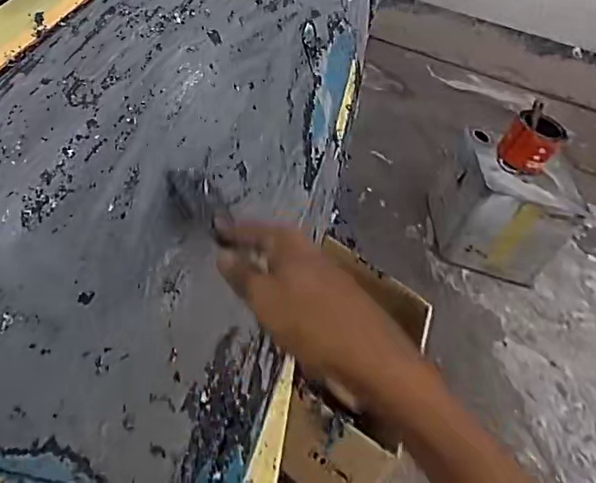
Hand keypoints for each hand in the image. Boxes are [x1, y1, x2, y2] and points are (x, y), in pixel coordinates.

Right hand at [216, 221, 428, 409]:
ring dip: (271, 272)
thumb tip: (223, 253)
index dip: (231, 231)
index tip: (213, 229)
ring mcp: (331, 275)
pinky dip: (289, 290)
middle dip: (253, 249)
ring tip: (251, 283)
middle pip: (274, 245)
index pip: (252, 229)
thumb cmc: (313, 325)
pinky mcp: (345, 301)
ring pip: (291, 268)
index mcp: (289, 242)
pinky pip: (305, 288)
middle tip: (229, 254)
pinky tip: (285, 308)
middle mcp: (310, 251)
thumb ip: (242, 275)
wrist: (381, 366)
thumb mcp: (265, 300)